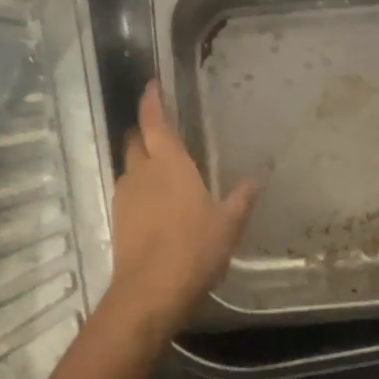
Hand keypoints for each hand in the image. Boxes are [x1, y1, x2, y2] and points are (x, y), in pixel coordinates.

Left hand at [108, 80, 259, 328]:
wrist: (150, 292)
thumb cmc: (194, 250)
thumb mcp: (228, 225)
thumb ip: (241, 198)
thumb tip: (259, 176)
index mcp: (170, 164)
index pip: (154, 122)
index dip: (151, 101)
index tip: (152, 86)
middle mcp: (142, 172)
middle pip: (135, 141)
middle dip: (144, 132)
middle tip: (162, 132)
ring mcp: (126, 196)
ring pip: (130, 168)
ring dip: (141, 163)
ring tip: (162, 171)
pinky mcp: (118, 220)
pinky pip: (128, 192)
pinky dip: (139, 190)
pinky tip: (155, 205)